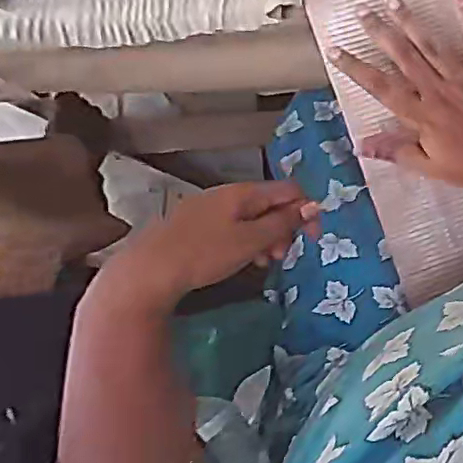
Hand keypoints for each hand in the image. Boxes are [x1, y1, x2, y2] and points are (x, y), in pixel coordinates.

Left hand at [89, 181, 317, 311]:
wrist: (148, 271)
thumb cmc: (204, 254)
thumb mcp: (251, 240)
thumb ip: (283, 222)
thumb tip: (314, 205)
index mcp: (243, 192)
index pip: (289, 190)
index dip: (306, 212)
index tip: (313, 240)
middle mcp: (227, 194)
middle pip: (271, 203)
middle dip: (285, 228)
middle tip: (282, 256)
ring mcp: (210, 209)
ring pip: (253, 217)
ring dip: (267, 238)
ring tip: (263, 262)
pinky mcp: (197, 225)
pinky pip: (234, 227)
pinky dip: (247, 242)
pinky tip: (242, 261)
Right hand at [329, 0, 462, 201]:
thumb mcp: (433, 168)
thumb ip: (398, 152)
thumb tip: (361, 145)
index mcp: (424, 117)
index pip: (382, 88)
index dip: (356, 69)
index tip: (336, 51)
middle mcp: (439, 92)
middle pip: (403, 58)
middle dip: (380, 33)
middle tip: (360, 11)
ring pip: (431, 46)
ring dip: (410, 21)